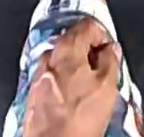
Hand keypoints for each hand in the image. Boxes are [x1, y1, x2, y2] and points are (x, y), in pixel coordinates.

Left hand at [22, 18, 121, 136]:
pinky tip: (70, 98)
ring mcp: (37, 77)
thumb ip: (111, 59)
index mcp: (67, 47)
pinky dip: (62, 81)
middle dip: (87, 50)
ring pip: (60, 61)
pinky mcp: (31, 96)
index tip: (109, 50)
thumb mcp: (107, 86)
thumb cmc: (81, 117)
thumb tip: (110, 48)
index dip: (103, 34)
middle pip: (72, 40)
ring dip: (74, 66)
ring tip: (86, 85)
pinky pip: (51, 78)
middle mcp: (49, 56)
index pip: (88, 25)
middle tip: (100, 67)